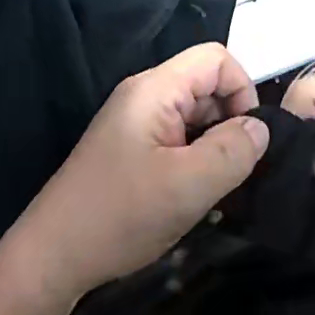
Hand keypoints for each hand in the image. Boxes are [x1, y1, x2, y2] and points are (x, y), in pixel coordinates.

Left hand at [0, 43, 268, 304]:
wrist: (53, 255)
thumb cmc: (120, 215)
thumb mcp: (189, 186)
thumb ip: (233, 151)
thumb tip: (261, 128)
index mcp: (154, 90)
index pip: (216, 58)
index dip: (243, 90)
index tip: (250, 138)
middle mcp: (144, 96)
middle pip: (206, 85)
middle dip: (231, 121)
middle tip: (237, 171)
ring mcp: (136, 122)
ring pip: (195, 115)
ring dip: (215, 146)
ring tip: (219, 188)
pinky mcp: (132, 148)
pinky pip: (178, 138)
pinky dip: (197, 159)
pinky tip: (197, 195)